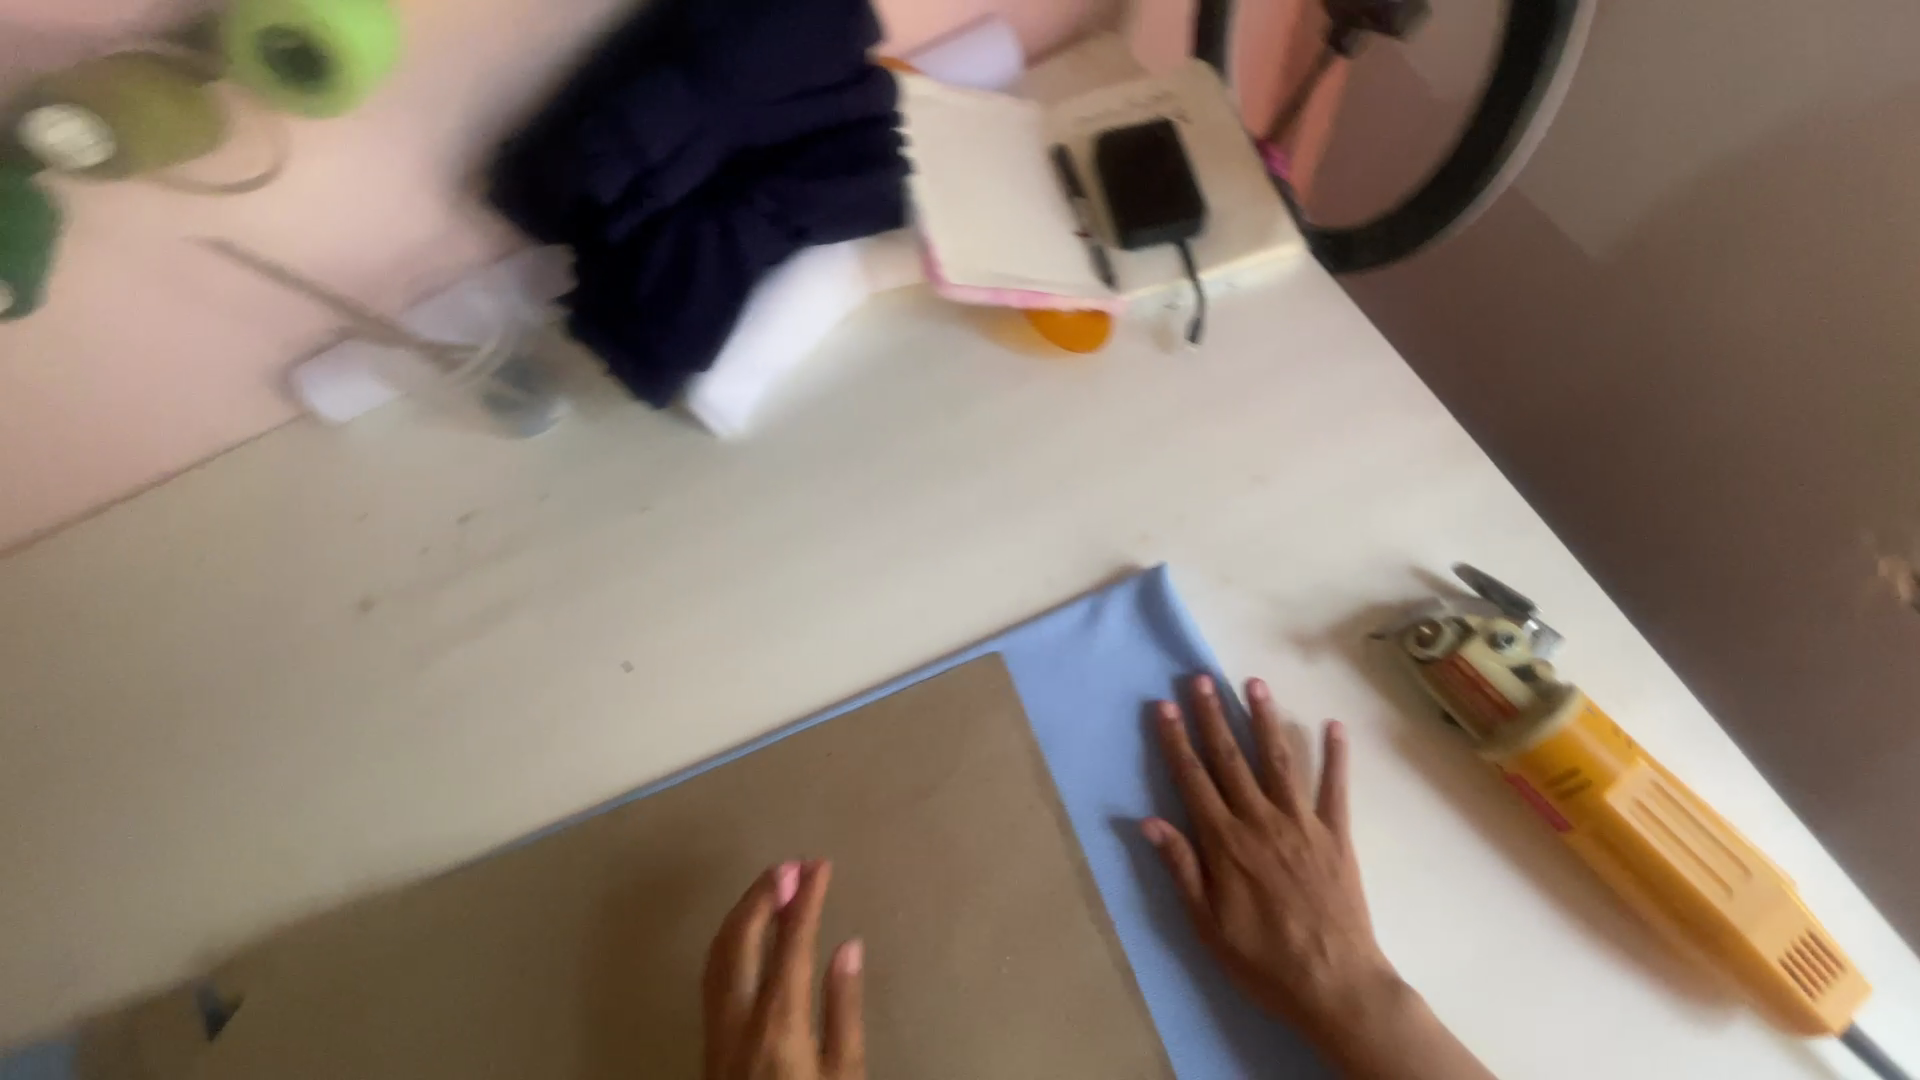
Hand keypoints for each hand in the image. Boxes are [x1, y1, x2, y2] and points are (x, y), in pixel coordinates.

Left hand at [703, 860, 865, 1079]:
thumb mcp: (846, 1078)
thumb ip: (844, 1010)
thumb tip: (848, 946)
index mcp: (779, 1026)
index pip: (791, 942)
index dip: (806, 898)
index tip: (820, 865)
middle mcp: (738, 1023)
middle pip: (740, 939)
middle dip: (764, 894)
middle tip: (791, 864)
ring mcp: (716, 1035)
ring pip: (717, 955)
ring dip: (742, 912)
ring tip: (771, 885)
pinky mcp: (708, 1046)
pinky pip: (713, 975)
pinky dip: (730, 939)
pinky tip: (748, 932)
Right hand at [1142, 675, 1399, 1041]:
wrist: (1336, 988)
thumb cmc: (1262, 959)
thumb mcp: (1206, 923)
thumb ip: (1181, 868)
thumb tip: (1149, 821)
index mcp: (1224, 841)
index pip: (1192, 779)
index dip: (1176, 741)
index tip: (1165, 707)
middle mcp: (1259, 821)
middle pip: (1230, 759)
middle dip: (1213, 716)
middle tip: (1201, 679)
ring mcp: (1301, 824)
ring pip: (1278, 761)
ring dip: (1264, 720)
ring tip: (1254, 684)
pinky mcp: (1336, 836)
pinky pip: (1335, 789)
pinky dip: (1335, 757)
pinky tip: (1333, 725)